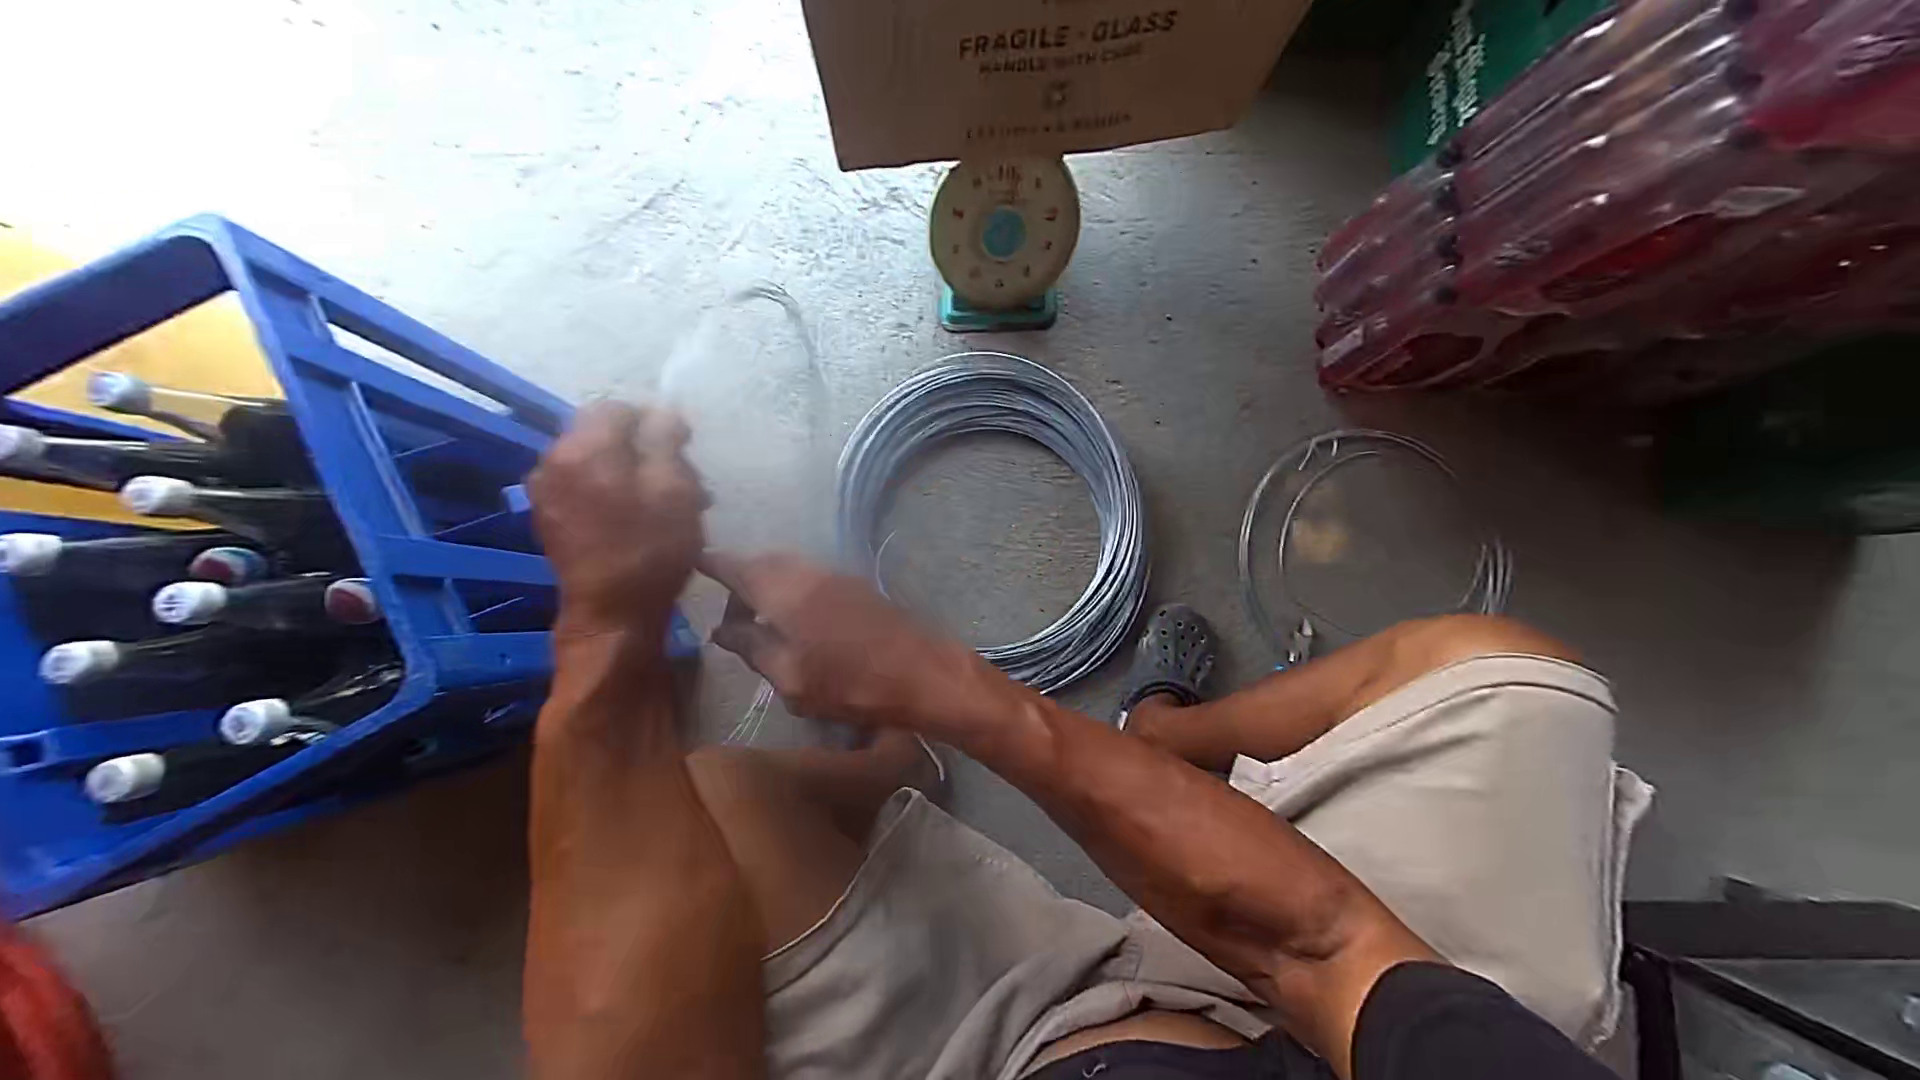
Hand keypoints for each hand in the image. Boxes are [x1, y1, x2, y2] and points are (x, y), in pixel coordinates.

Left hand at [529, 402, 703, 639]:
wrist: (614, 613)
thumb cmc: (652, 549)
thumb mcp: (674, 488)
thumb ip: (665, 440)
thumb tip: (662, 411)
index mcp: (582, 448)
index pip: (618, 408)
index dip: (655, 421)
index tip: (685, 448)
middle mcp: (553, 461)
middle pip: (606, 434)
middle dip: (649, 451)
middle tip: (687, 482)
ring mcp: (548, 492)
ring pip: (600, 462)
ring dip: (637, 473)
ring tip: (671, 503)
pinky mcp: (552, 518)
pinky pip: (588, 486)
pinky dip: (618, 492)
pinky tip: (643, 517)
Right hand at [701, 551, 986, 731]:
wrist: (922, 673)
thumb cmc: (850, 682)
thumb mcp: (789, 676)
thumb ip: (751, 646)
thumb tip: (721, 629)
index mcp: (783, 588)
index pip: (734, 564)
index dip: (710, 564)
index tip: (690, 564)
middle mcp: (807, 570)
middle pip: (761, 562)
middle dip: (739, 581)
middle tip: (731, 619)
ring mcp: (835, 574)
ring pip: (787, 567)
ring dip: (767, 586)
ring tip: (761, 625)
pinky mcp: (856, 585)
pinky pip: (809, 576)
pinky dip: (791, 589)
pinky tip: (794, 621)